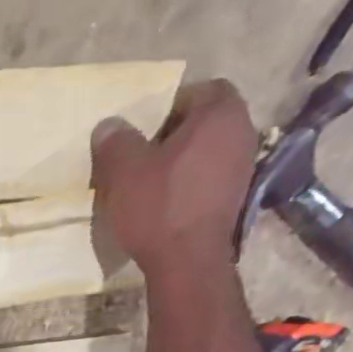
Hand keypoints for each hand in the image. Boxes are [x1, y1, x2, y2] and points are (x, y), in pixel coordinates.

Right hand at [91, 79, 257, 274]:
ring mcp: (243, 167)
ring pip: (206, 152)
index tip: (141, 130)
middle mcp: (242, 132)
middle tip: (139, 155)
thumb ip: (115, 141)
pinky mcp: (235, 197)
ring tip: (148, 183)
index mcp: (220, 114)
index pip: (198, 90)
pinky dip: (188, 184)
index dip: (168, 106)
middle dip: (172, 135)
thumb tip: (109, 125)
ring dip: (179, 162)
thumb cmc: (158, 206)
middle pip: (203, 122)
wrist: (187, 261)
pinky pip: (208, 178)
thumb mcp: (124, 170)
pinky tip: (164, 204)